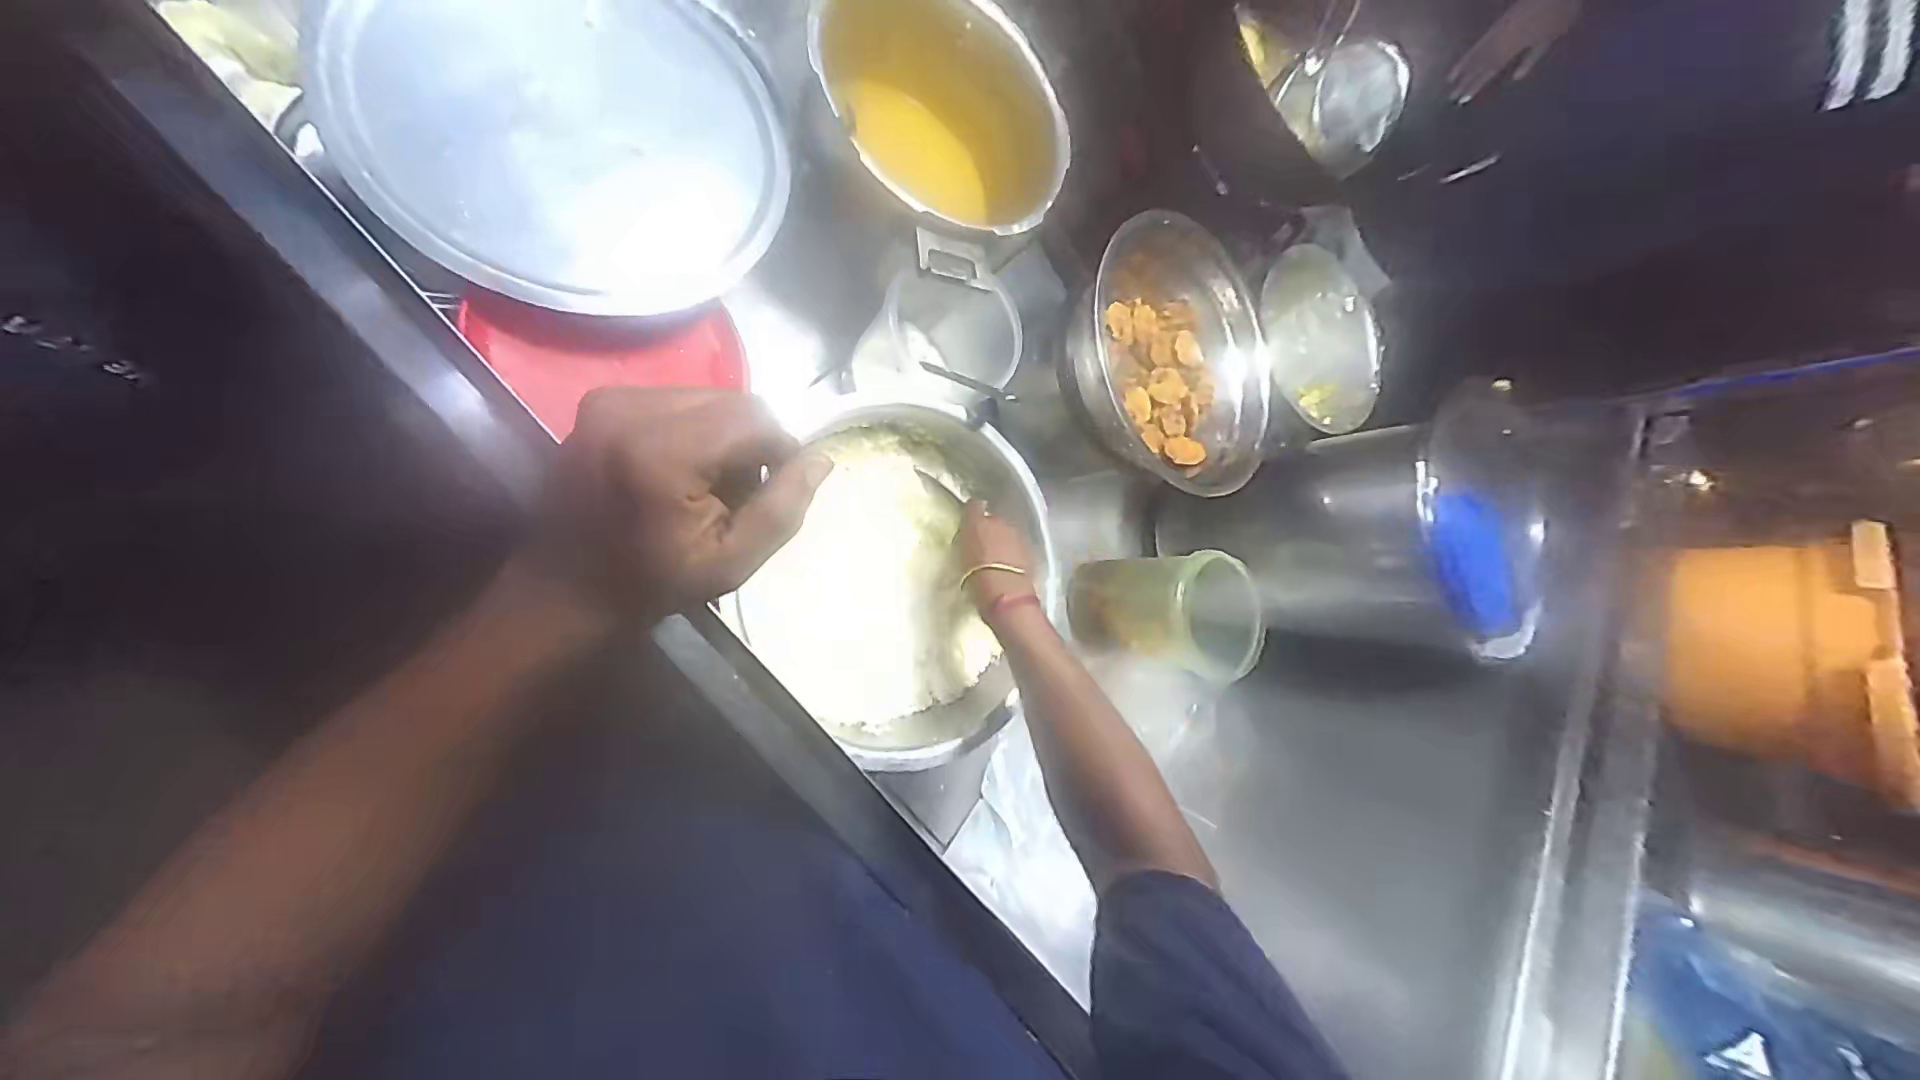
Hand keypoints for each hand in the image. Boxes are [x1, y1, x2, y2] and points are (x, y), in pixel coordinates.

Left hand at [521, 388, 832, 623]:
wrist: (568, 589)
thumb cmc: (654, 583)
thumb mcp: (734, 562)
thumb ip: (783, 509)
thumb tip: (821, 459)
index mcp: (660, 452)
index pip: (754, 420)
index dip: (782, 449)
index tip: (780, 488)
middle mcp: (630, 409)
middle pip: (734, 402)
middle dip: (756, 442)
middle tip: (745, 492)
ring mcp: (611, 399)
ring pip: (710, 397)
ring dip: (729, 435)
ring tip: (714, 483)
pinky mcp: (603, 400)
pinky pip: (681, 400)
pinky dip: (700, 429)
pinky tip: (687, 469)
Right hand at [958, 500, 1036, 617]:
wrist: (1005, 591)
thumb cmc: (974, 576)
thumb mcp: (960, 558)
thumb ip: (965, 542)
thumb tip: (968, 537)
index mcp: (976, 521)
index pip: (974, 506)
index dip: (973, 512)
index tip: (970, 519)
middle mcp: (998, 521)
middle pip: (993, 519)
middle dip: (989, 528)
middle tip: (983, 544)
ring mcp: (1016, 534)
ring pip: (1008, 532)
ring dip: (1003, 539)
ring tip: (998, 557)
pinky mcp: (1030, 549)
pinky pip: (1018, 545)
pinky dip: (1014, 551)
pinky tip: (1010, 565)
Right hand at [1448, 0, 1581, 102]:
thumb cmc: (1558, 12)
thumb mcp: (1551, 36)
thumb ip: (1532, 57)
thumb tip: (1516, 77)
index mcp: (1512, 48)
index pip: (1490, 70)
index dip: (1475, 85)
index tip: (1462, 100)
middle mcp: (1500, 41)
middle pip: (1479, 64)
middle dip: (1465, 81)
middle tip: (1450, 97)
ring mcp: (1498, 30)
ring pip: (1476, 52)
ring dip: (1463, 67)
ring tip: (1450, 79)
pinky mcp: (1500, 22)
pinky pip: (1481, 41)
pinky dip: (1470, 52)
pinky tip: (1465, 58)